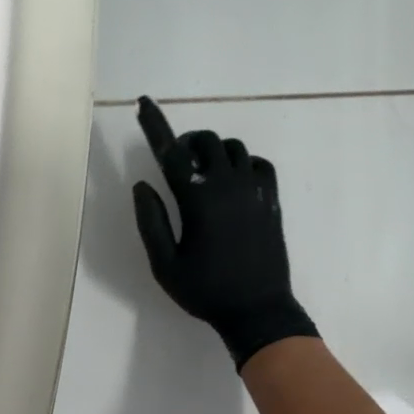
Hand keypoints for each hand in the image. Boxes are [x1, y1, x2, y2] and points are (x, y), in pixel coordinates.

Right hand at [131, 96, 318, 368]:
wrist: (258, 310)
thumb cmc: (206, 291)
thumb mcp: (164, 265)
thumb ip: (150, 221)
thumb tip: (142, 185)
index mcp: (197, 200)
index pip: (171, 152)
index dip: (154, 125)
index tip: (144, 103)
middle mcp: (228, 186)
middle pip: (206, 141)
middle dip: (187, 142)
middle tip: (176, 161)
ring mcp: (254, 191)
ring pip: (234, 148)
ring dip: (214, 151)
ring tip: (203, 172)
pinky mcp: (271, 200)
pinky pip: (258, 163)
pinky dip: (242, 163)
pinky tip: (232, 181)